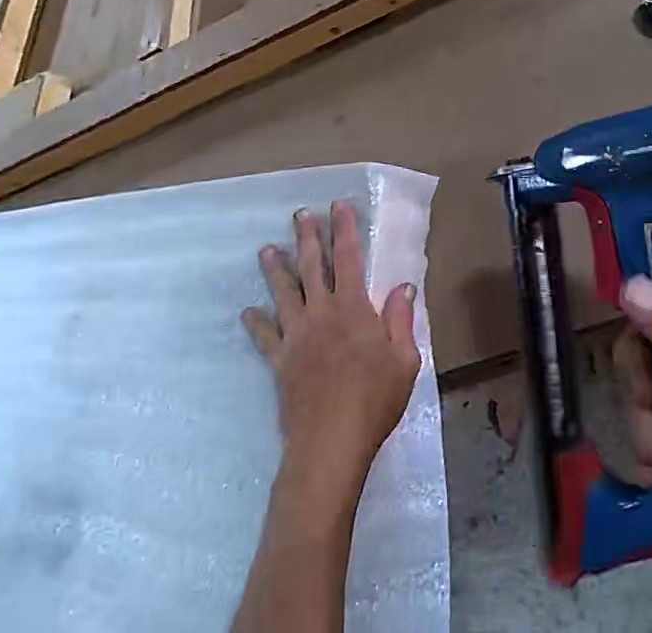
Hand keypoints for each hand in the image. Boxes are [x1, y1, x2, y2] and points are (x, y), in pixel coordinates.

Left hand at [233, 202, 421, 632]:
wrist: (330, 443)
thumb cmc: (375, 399)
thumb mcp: (405, 359)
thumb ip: (401, 320)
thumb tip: (402, 286)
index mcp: (354, 310)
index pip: (350, 260)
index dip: (344, 231)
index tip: (338, 208)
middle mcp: (322, 315)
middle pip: (313, 269)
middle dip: (308, 239)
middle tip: (300, 215)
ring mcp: (296, 338)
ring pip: (284, 295)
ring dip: (277, 270)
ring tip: (268, 249)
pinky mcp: (280, 363)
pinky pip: (265, 337)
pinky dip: (256, 323)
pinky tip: (247, 312)